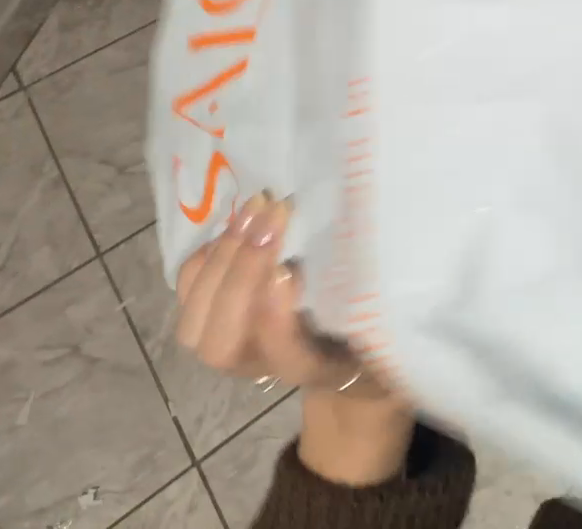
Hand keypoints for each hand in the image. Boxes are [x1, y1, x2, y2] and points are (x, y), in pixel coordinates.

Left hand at [176, 193, 411, 485]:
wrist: (347, 368)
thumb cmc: (377, 335)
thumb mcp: (392, 325)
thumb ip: (385, 304)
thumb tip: (389, 247)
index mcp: (319, 370)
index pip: (284, 358)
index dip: (277, 322)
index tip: (288, 273)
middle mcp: (265, 370)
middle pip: (224, 341)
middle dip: (242, 273)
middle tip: (276, 214)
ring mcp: (233, 352)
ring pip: (197, 321)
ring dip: (221, 261)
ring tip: (254, 210)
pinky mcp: (214, 327)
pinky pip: (190, 297)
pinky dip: (205, 259)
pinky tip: (236, 223)